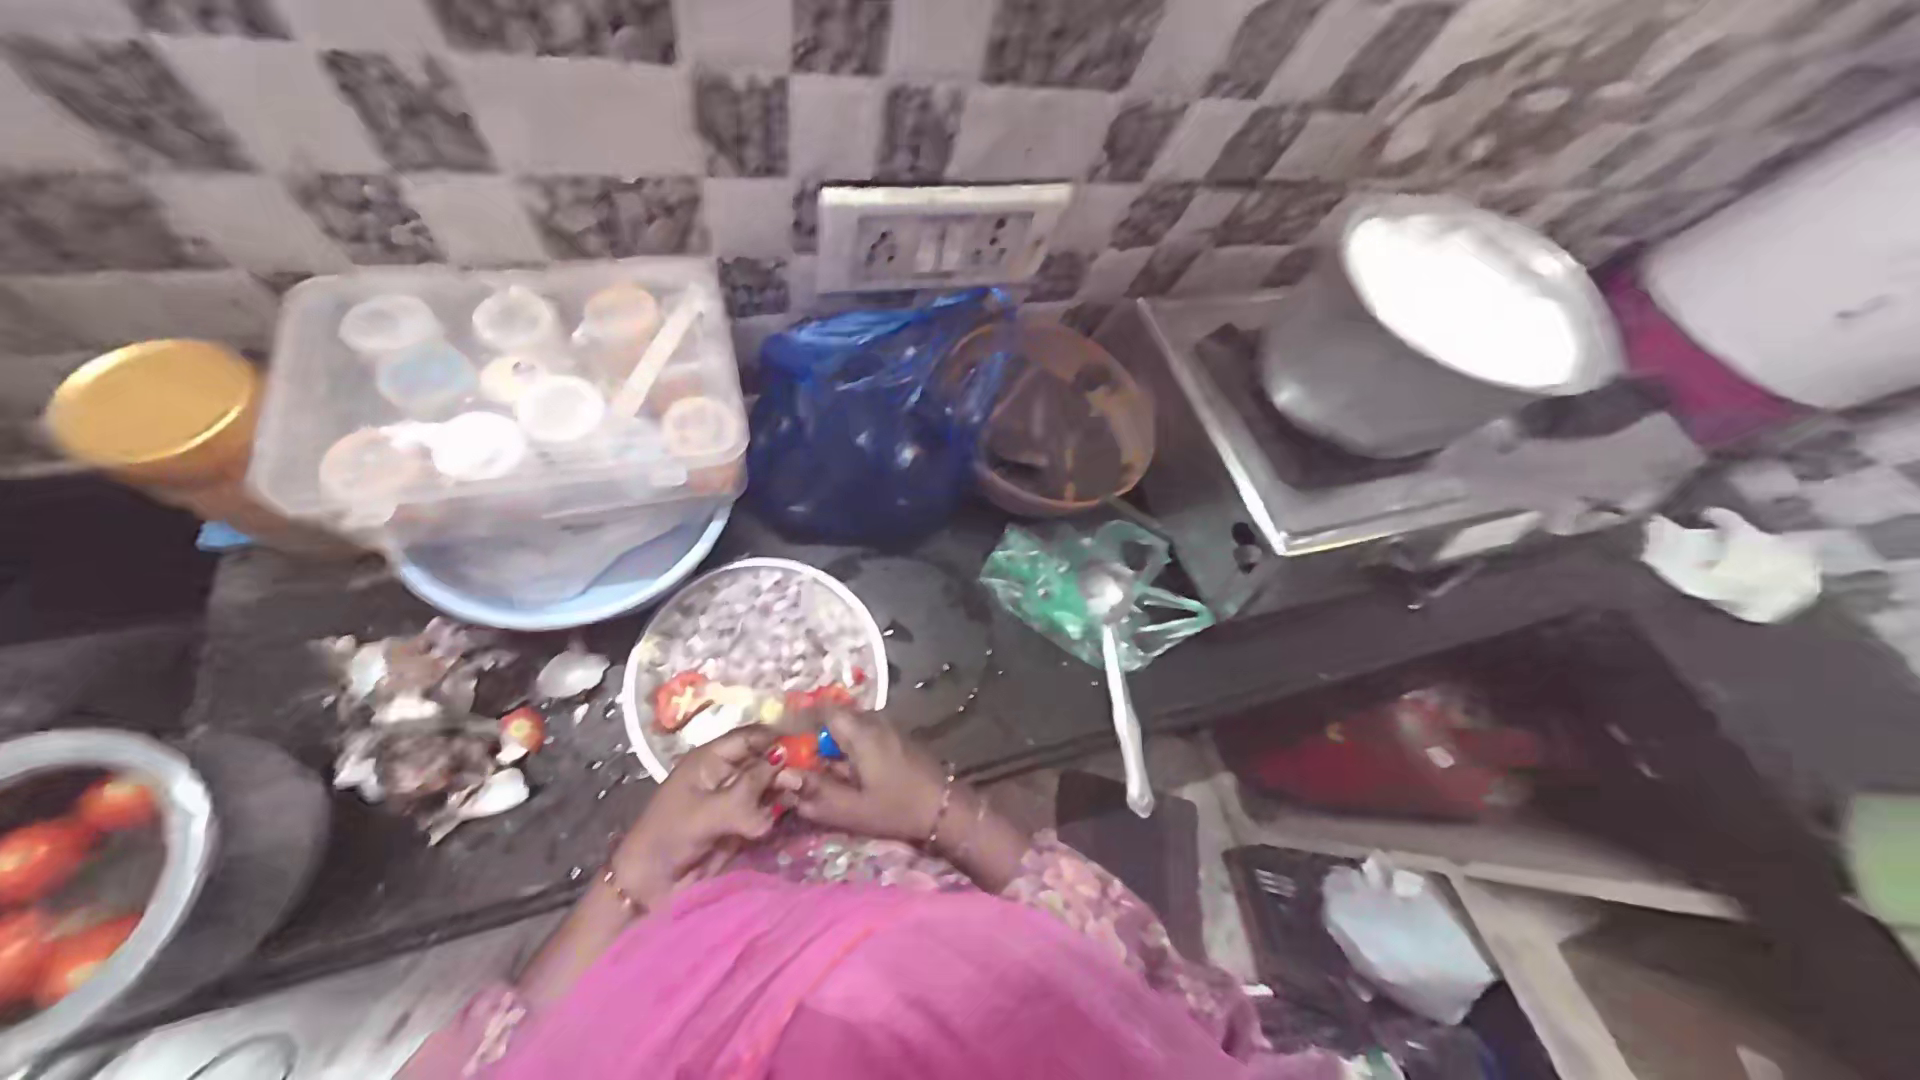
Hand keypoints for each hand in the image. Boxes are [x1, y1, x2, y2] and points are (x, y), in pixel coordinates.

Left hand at [611, 727, 788, 909]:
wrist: (649, 888)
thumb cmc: (669, 838)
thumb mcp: (708, 810)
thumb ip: (748, 787)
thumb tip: (784, 759)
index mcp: (710, 760)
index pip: (749, 737)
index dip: (775, 737)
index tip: (804, 741)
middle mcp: (725, 773)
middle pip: (763, 759)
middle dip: (784, 764)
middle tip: (806, 773)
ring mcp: (735, 799)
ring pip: (770, 783)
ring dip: (785, 786)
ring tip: (801, 791)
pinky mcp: (742, 823)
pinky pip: (768, 808)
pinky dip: (781, 808)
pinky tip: (793, 808)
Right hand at [781, 708, 948, 842]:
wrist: (945, 809)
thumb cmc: (896, 809)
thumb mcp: (850, 809)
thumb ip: (814, 792)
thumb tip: (782, 776)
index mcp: (861, 731)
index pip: (822, 709)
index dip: (799, 720)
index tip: (782, 741)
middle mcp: (874, 720)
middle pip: (834, 718)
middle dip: (813, 737)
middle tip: (798, 765)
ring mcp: (888, 726)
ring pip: (848, 726)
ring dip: (832, 744)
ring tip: (820, 772)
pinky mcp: (895, 737)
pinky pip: (863, 733)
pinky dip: (848, 747)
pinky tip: (847, 773)